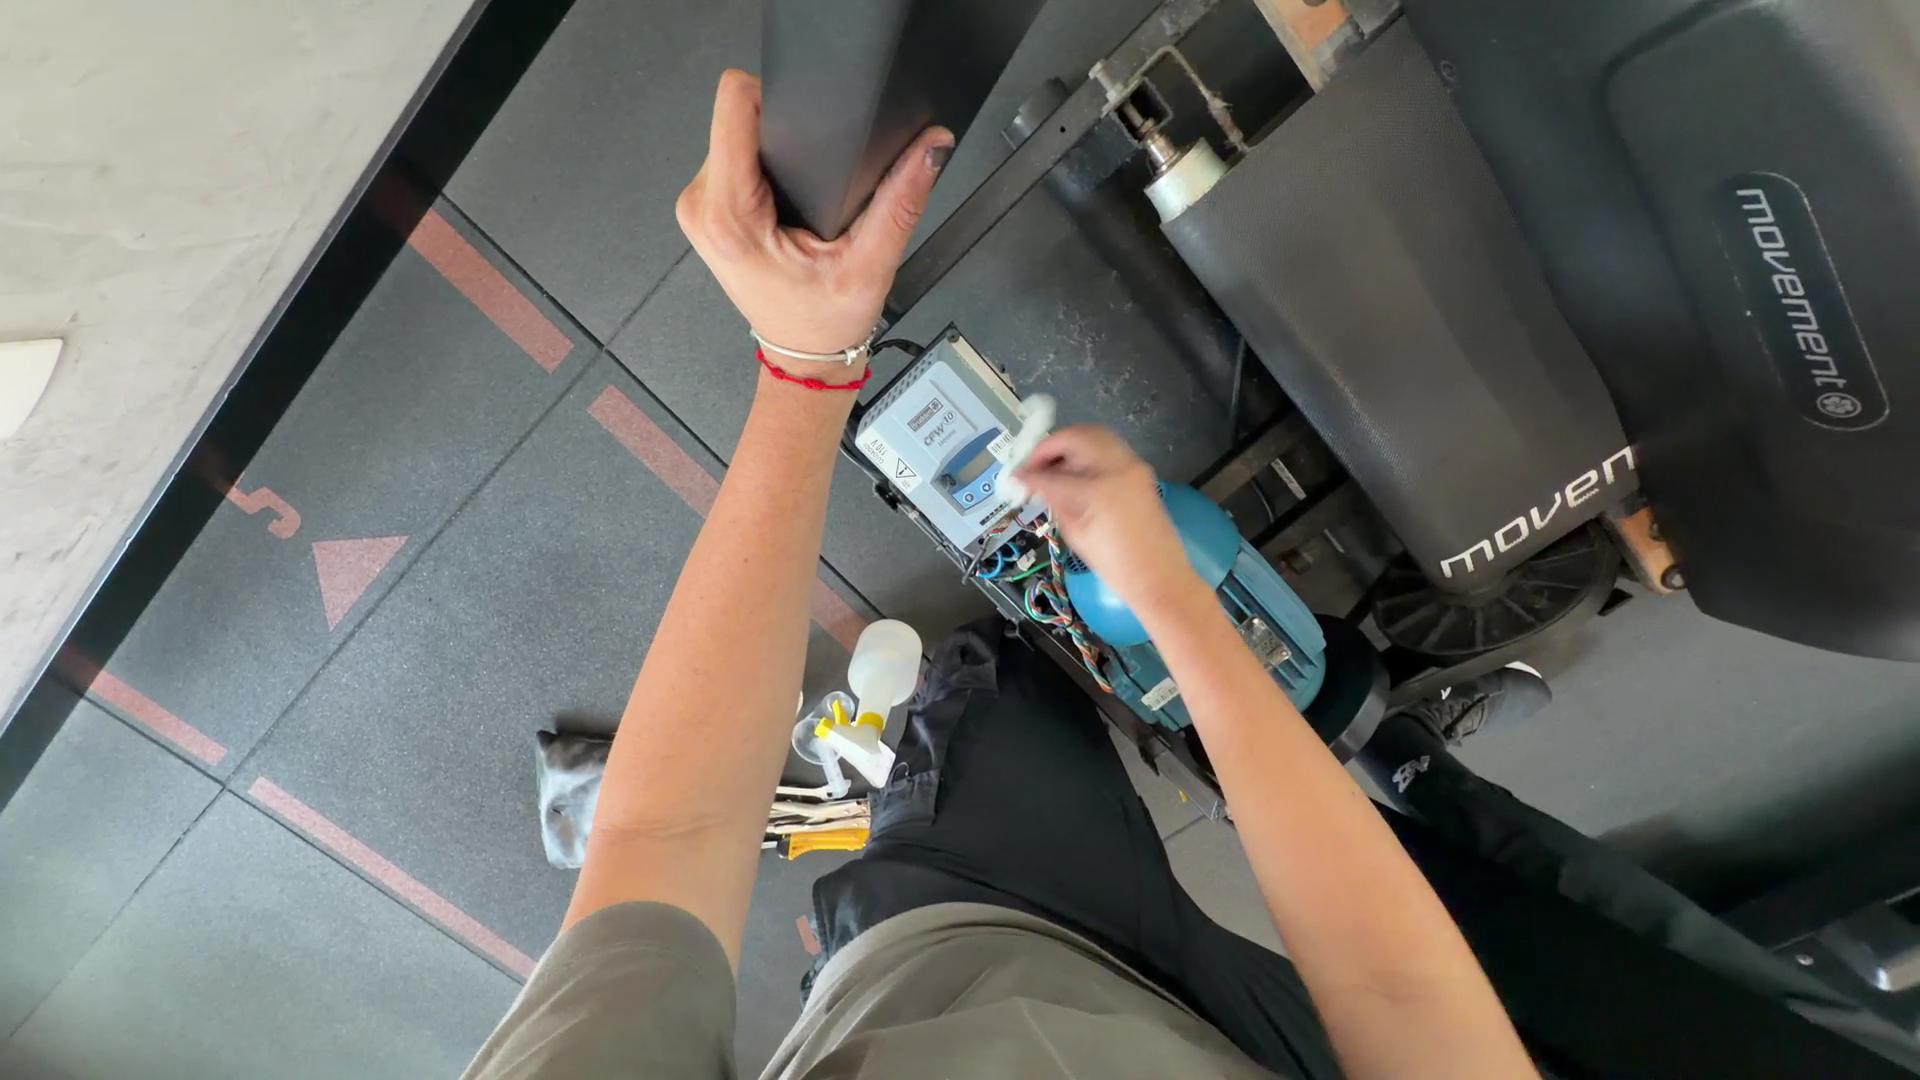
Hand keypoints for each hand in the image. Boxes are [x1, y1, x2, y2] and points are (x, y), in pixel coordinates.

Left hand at [675, 70, 954, 376]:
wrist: (806, 360)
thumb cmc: (825, 326)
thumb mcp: (870, 266)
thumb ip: (900, 201)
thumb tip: (932, 146)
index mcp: (730, 216)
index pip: (736, 103)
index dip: (778, 101)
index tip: (809, 134)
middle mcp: (702, 205)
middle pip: (738, 118)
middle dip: (782, 139)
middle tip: (813, 191)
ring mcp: (700, 207)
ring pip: (735, 136)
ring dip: (772, 158)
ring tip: (801, 204)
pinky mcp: (708, 210)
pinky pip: (734, 160)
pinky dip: (763, 173)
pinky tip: (785, 207)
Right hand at [1014, 427, 1208, 614]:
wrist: (1160, 576)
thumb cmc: (1115, 565)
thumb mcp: (1076, 533)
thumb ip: (1055, 501)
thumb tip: (1035, 484)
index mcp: (1097, 488)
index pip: (1051, 472)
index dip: (1029, 473)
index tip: (1016, 477)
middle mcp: (1117, 467)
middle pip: (1075, 437)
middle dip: (1050, 447)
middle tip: (1035, 464)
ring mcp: (1132, 465)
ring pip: (1094, 435)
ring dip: (1070, 446)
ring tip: (1054, 467)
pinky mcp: (1141, 471)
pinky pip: (1109, 448)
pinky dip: (1088, 452)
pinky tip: (1076, 472)